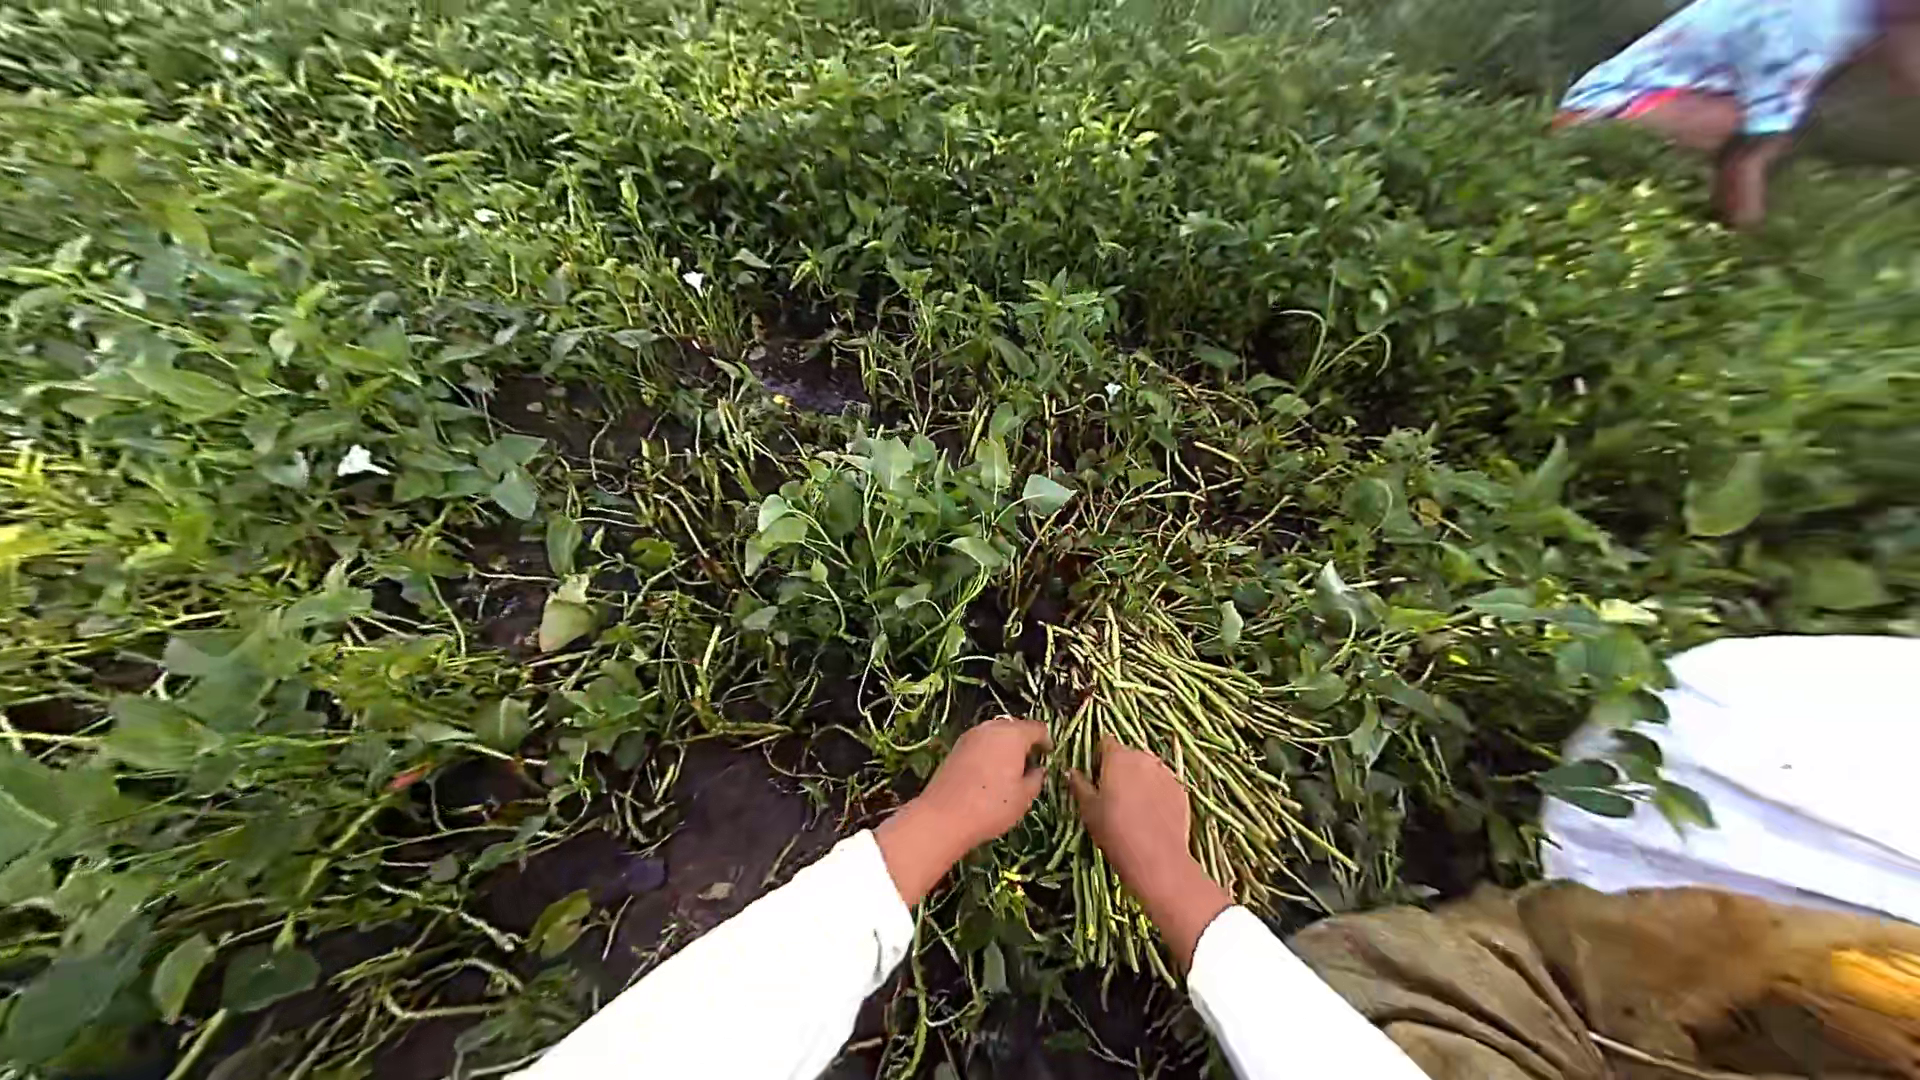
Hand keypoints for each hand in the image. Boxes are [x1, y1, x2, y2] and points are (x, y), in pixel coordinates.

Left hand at [874, 715, 1051, 904]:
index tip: (1049, 754)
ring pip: (996, 733)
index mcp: (1013, 735)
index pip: (1037, 728)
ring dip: (1006, 744)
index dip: (1046, 740)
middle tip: (1032, 760)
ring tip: (1012, 767)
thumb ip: (1036, 778)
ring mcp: (971, 736)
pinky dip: (990, 750)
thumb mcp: (1024, 797)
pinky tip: (991, 771)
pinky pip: (981, 742)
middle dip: (1025, 740)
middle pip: (1015, 727)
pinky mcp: (957, 747)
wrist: (943, 816)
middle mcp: (991, 728)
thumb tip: (1038, 768)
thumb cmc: (991, 806)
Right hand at [1069, 738, 1231, 971]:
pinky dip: (1156, 792)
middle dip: (1119, 767)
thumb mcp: (1088, 809)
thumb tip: (1071, 771)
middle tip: (1112, 793)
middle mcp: (1144, 758)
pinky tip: (1151, 813)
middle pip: (1128, 754)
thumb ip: (1078, 784)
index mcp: (1118, 757)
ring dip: (1139, 778)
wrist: (1158, 861)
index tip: (1095, 774)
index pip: (1105, 742)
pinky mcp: (1181, 791)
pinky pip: (1164, 784)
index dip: (1098, 756)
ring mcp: (1166, 773)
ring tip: (1133, 805)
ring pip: (1147, 768)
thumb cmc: (1115, 832)